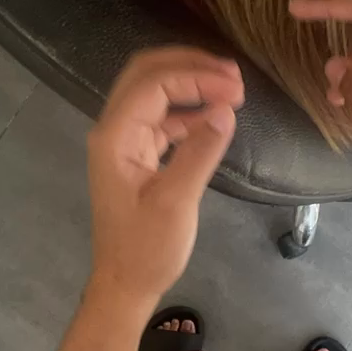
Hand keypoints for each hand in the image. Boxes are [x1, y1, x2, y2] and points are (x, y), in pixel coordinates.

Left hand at [86, 47, 242, 304]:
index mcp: (115, 137)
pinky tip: (213, 117)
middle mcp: (114, 131)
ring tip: (230, 90)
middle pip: (147, 75)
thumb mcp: (176, 202)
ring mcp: (124, 144)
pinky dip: (188, 111)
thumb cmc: (147, 249)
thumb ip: (201, 152)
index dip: (197, 76)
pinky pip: (161, 120)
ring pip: (154, 94)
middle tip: (234, 76)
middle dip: (190, 66)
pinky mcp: (137, 158)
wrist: (126, 284)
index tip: (237, 89)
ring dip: (190, 85)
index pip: (154, 83)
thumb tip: (225, 110)